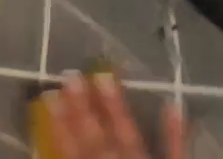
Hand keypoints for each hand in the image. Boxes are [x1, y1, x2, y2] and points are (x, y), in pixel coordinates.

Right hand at [43, 72, 187, 158]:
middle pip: (98, 141)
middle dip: (83, 108)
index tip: (49, 93)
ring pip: (130, 138)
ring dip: (118, 108)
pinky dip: (176, 131)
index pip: (74, 152)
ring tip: (107, 75)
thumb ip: (74, 158)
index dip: (60, 124)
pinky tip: (173, 104)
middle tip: (70, 73)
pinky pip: (176, 153)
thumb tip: (46, 152)